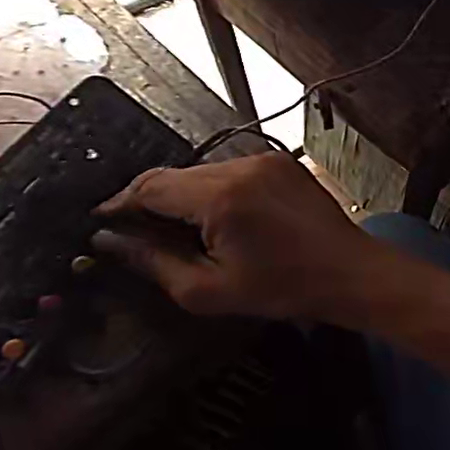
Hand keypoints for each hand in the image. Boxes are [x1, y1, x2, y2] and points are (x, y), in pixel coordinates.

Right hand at [92, 152, 366, 318]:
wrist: (349, 270)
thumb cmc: (283, 286)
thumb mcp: (206, 288)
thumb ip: (152, 260)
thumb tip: (108, 242)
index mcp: (223, 195)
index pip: (149, 187)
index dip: (118, 206)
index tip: (100, 227)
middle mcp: (246, 166)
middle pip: (175, 176)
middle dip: (149, 203)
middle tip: (133, 236)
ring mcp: (269, 161)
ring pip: (203, 172)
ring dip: (183, 197)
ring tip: (178, 233)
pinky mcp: (285, 163)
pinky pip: (233, 171)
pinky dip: (215, 191)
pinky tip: (217, 221)